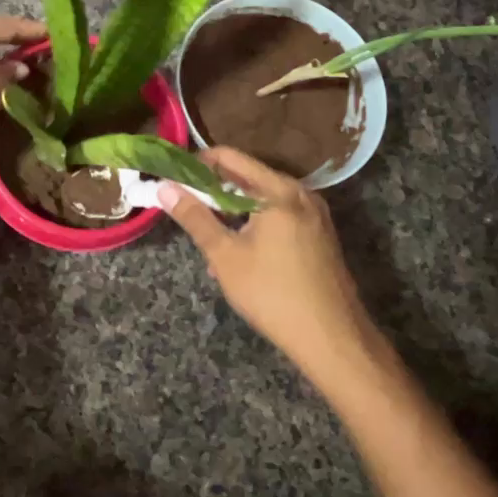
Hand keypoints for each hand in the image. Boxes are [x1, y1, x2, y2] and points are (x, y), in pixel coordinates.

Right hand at [158, 148, 375, 374]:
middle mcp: (301, 195)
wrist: (333, 339)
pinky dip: (255, 225)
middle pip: (248, 177)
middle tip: (188, 210)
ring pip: (262, 200)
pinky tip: (240, 254)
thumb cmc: (273, 293)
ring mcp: (315, 216)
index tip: (175, 181)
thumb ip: (194, 217)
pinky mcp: (320, 236)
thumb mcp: (225, 255)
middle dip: (214, 192)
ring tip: (211, 239)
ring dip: (233, 212)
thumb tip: (164, 188)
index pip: (230, 158)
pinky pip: (280, 217)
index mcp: (279, 192)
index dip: (198, 165)